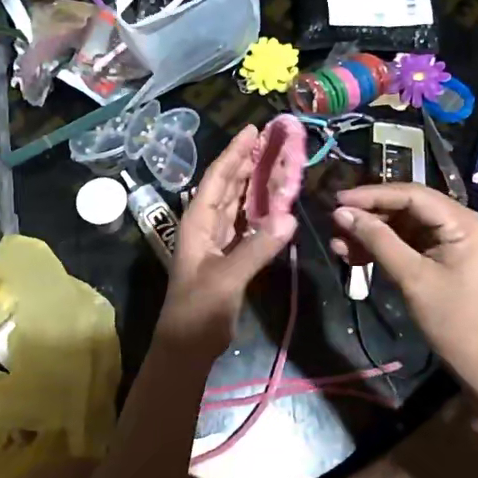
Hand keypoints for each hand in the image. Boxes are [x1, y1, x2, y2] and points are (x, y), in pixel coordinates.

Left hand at [161, 124, 296, 348]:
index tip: (253, 129)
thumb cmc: (199, 310)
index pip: (218, 178)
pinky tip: (275, 200)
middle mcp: (206, 225)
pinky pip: (246, 222)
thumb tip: (289, 217)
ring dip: (255, 181)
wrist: (187, 347)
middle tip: (272, 139)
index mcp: (198, 222)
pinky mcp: (229, 256)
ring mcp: (217, 241)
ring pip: (238, 201)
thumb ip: (257, 248)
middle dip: (247, 160)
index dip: (235, 152)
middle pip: (228, 184)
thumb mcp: (227, 278)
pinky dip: (261, 208)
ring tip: (276, 159)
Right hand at [331, 183, 477, 398]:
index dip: (372, 195)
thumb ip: (378, 241)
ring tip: (340, 247)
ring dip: (376, 235)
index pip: (413, 195)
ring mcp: (463, 241)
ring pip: (409, 227)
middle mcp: (468, 223)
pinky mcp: (455, 258)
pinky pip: (417, 244)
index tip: (338, 199)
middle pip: (411, 209)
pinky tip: (360, 258)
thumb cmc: (455, 324)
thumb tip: (342, 212)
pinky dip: (390, 249)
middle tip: (335, 225)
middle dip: (371, 217)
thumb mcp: (412, 279)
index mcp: (466, 223)